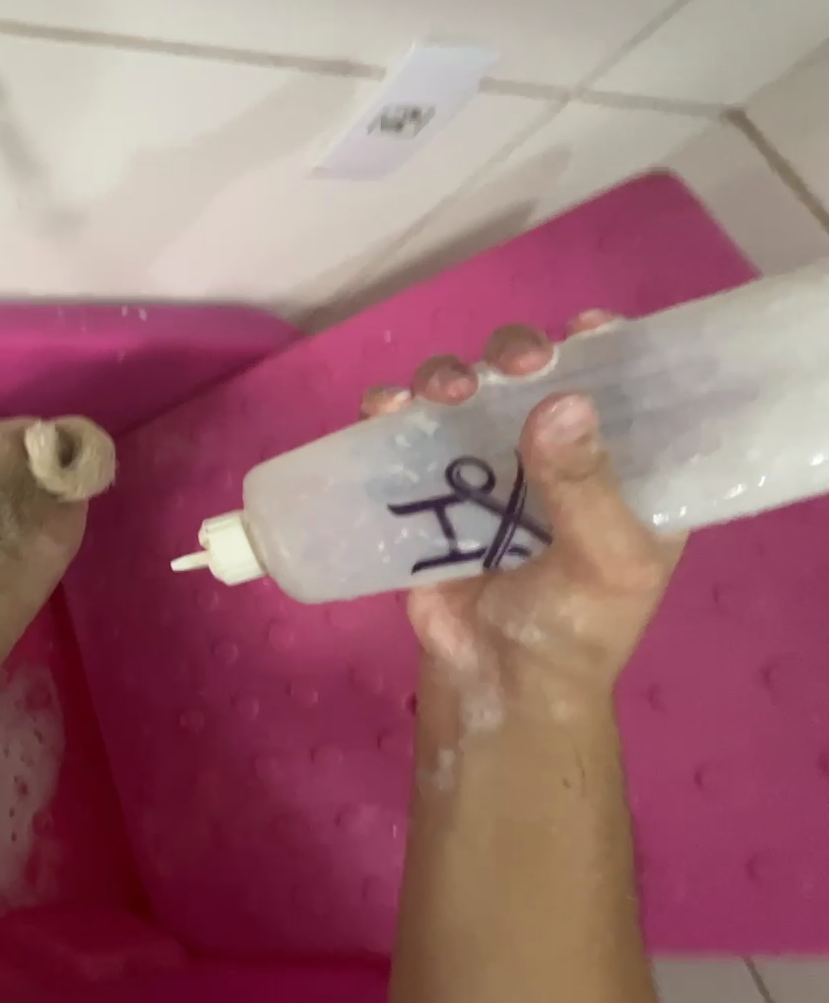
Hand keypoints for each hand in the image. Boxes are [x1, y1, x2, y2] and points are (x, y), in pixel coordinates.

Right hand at [363, 312, 684, 726]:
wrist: (491, 672)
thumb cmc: (573, 624)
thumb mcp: (607, 560)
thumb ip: (584, 485)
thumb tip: (558, 400)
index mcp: (615, 467)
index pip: (620, 388)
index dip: (608, 349)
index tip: (588, 330)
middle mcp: (543, 454)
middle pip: (527, 378)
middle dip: (514, 356)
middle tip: (512, 365)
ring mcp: (476, 469)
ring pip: (457, 397)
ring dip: (445, 377)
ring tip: (439, 393)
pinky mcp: (419, 488)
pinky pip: (398, 438)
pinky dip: (385, 413)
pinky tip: (381, 408)